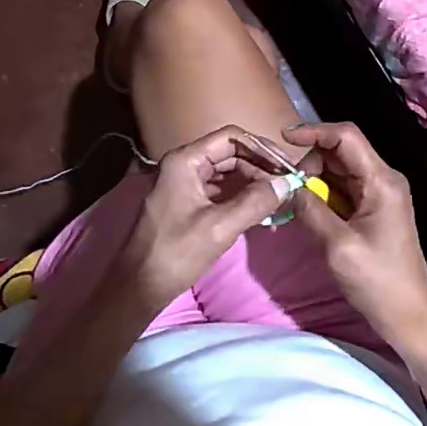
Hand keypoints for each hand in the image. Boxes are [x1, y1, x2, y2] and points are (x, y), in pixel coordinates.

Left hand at [116, 126, 284, 311]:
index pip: (231, 138)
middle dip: (260, 167)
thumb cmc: (176, 252)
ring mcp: (184, 184)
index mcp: (185, 160)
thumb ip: (256, 201)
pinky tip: (261, 211)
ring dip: (253, 183)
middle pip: (230, 154)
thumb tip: (287, 184)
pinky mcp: (187, 203)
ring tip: (279, 198)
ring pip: (227, 173)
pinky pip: (220, 191)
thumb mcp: (220, 227)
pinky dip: (241, 197)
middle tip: (287, 184)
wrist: (139, 287)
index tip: (286, 165)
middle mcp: (184, 165)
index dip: (261, 148)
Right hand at [285, 122, 426, 346]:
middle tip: (290, 189)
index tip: (283, 138)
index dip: (314, 131)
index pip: (346, 136)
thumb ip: (310, 210)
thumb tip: (286, 186)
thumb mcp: (337, 245)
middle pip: (340, 151)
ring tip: (295, 202)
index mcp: (381, 180)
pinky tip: (308, 212)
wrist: (408, 316)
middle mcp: (382, 179)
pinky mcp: (372, 209)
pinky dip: (322, 195)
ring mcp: (378, 194)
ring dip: (314, 180)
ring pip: (338, 170)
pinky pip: (342, 189)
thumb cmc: (378, 281)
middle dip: (310, 162)